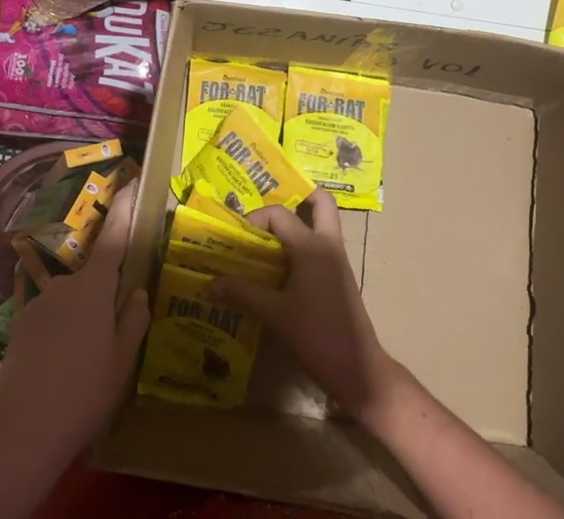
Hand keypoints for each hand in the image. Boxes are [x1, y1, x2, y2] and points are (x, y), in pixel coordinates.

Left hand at [0, 184, 149, 461]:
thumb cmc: (86, 392)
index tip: (131, 181)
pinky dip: (61, 329)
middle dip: (105, 290)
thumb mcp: (123, 359)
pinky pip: (49, 315)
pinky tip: (64, 361)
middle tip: (116, 325)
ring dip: (81, 315)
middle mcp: (63, 286)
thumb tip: (135, 291)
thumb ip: (133, 319)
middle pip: (91, 274)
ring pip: (69, 298)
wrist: (25, 430)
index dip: (124, 209)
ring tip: (88, 355)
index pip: (114, 238)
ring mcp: (37, 304)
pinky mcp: (19, 325)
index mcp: (93, 289)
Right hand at [205, 189, 399, 421]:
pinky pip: (323, 245)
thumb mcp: (273, 313)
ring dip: (300, 221)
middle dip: (298, 197)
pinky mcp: (340, 276)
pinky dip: (303, 244)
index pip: (279, 214)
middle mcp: (328, 244)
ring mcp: (338, 260)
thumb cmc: (315, 334)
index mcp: (312, 246)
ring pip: (324, 223)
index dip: (255, 218)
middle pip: (321, 202)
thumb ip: (241, 293)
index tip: (236, 237)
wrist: (355, 366)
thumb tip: (208, 285)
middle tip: (269, 213)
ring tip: (268, 238)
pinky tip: (281, 266)